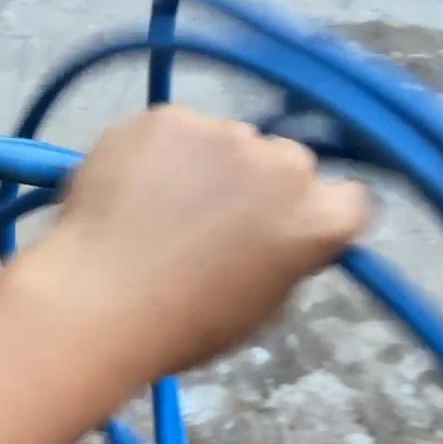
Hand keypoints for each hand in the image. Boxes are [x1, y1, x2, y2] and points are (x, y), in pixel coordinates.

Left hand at [15, 106, 366, 381]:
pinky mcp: (166, 118)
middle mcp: (283, 163)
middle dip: (261, 184)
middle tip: (213, 222)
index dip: (311, 215)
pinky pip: (174, 131)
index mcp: (317, 217)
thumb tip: (277, 231)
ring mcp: (222, 131)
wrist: (98, 302)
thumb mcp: (259, 306)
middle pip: (287, 162)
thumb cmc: (182, 326)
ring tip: (161, 210)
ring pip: (226, 141)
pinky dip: (160, 153)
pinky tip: (132, 190)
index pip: (344, 199)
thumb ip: (286, 253)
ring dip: (208, 164)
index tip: (281, 231)